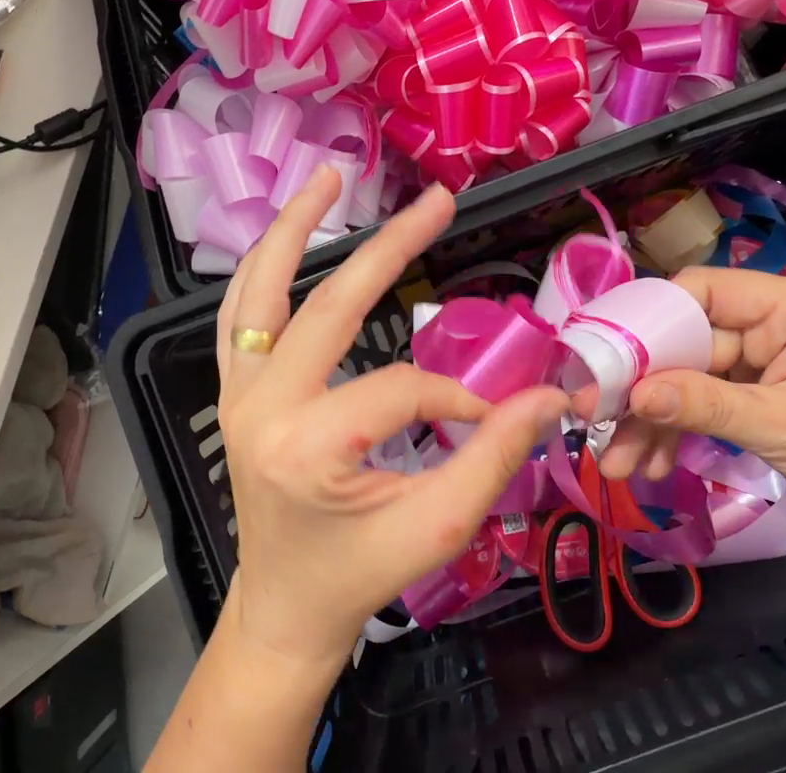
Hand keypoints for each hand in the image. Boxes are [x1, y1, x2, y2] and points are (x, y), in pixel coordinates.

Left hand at [213, 167, 567, 668]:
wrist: (286, 608)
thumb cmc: (358, 575)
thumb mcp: (437, 527)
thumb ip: (495, 458)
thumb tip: (552, 397)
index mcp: (308, 446)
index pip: (401, 386)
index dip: (457, 397)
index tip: (491, 418)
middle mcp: (261, 407)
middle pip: (329, 305)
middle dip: (391, 248)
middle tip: (439, 200)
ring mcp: (237, 395)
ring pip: (259, 291)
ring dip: (297, 230)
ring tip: (330, 177)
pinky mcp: (233, 393)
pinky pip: (239, 318)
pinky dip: (263, 270)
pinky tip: (287, 237)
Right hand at [595, 267, 785, 538]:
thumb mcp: (785, 426)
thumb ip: (707, 405)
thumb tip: (636, 394)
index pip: (701, 291)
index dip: (650, 321)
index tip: (604, 360)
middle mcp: (770, 322)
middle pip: (685, 340)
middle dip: (643, 387)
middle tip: (595, 420)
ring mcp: (759, 358)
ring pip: (685, 377)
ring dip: (651, 419)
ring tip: (617, 464)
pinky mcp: (752, 391)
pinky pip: (699, 402)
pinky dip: (675, 431)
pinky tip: (652, 464)